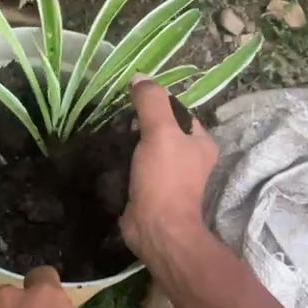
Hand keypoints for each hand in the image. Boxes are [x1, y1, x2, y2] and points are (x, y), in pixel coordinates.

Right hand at [121, 78, 219, 265]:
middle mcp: (189, 159)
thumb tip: (140, 78)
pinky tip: (107, 160)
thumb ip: (151, 101)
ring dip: (127, 145)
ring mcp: (169, 178)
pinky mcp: (150, 192)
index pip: (177, 111)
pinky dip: (121, 164)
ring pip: (144, 150)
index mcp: (201, 142)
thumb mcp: (161, 131)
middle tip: (116, 123)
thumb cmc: (165, 179)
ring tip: (108, 139)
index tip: (131, 103)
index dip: (155, 104)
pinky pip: (134, 170)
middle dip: (137, 125)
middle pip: (159, 130)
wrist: (156, 230)